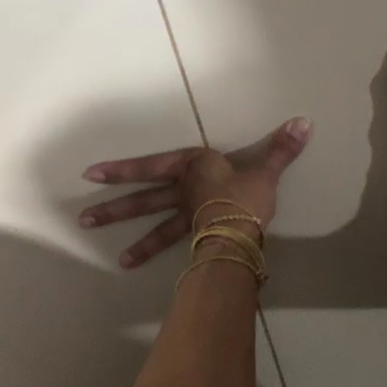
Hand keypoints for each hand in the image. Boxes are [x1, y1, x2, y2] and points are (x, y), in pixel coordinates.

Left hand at [78, 118, 312, 267]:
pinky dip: (147, 252)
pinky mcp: (192, 234)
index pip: (149, 166)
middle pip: (141, 196)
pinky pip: (166, 242)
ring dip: (125, 232)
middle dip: (112, 206)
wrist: (244, 227)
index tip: (91, 175)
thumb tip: (304, 123)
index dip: (120, 170)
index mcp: (193, 166)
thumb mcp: (265, 169)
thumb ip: (281, 148)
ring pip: (148, 221)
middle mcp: (181, 188)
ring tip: (99, 242)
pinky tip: (127, 263)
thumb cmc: (248, 195)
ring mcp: (184, 213)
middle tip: (83, 217)